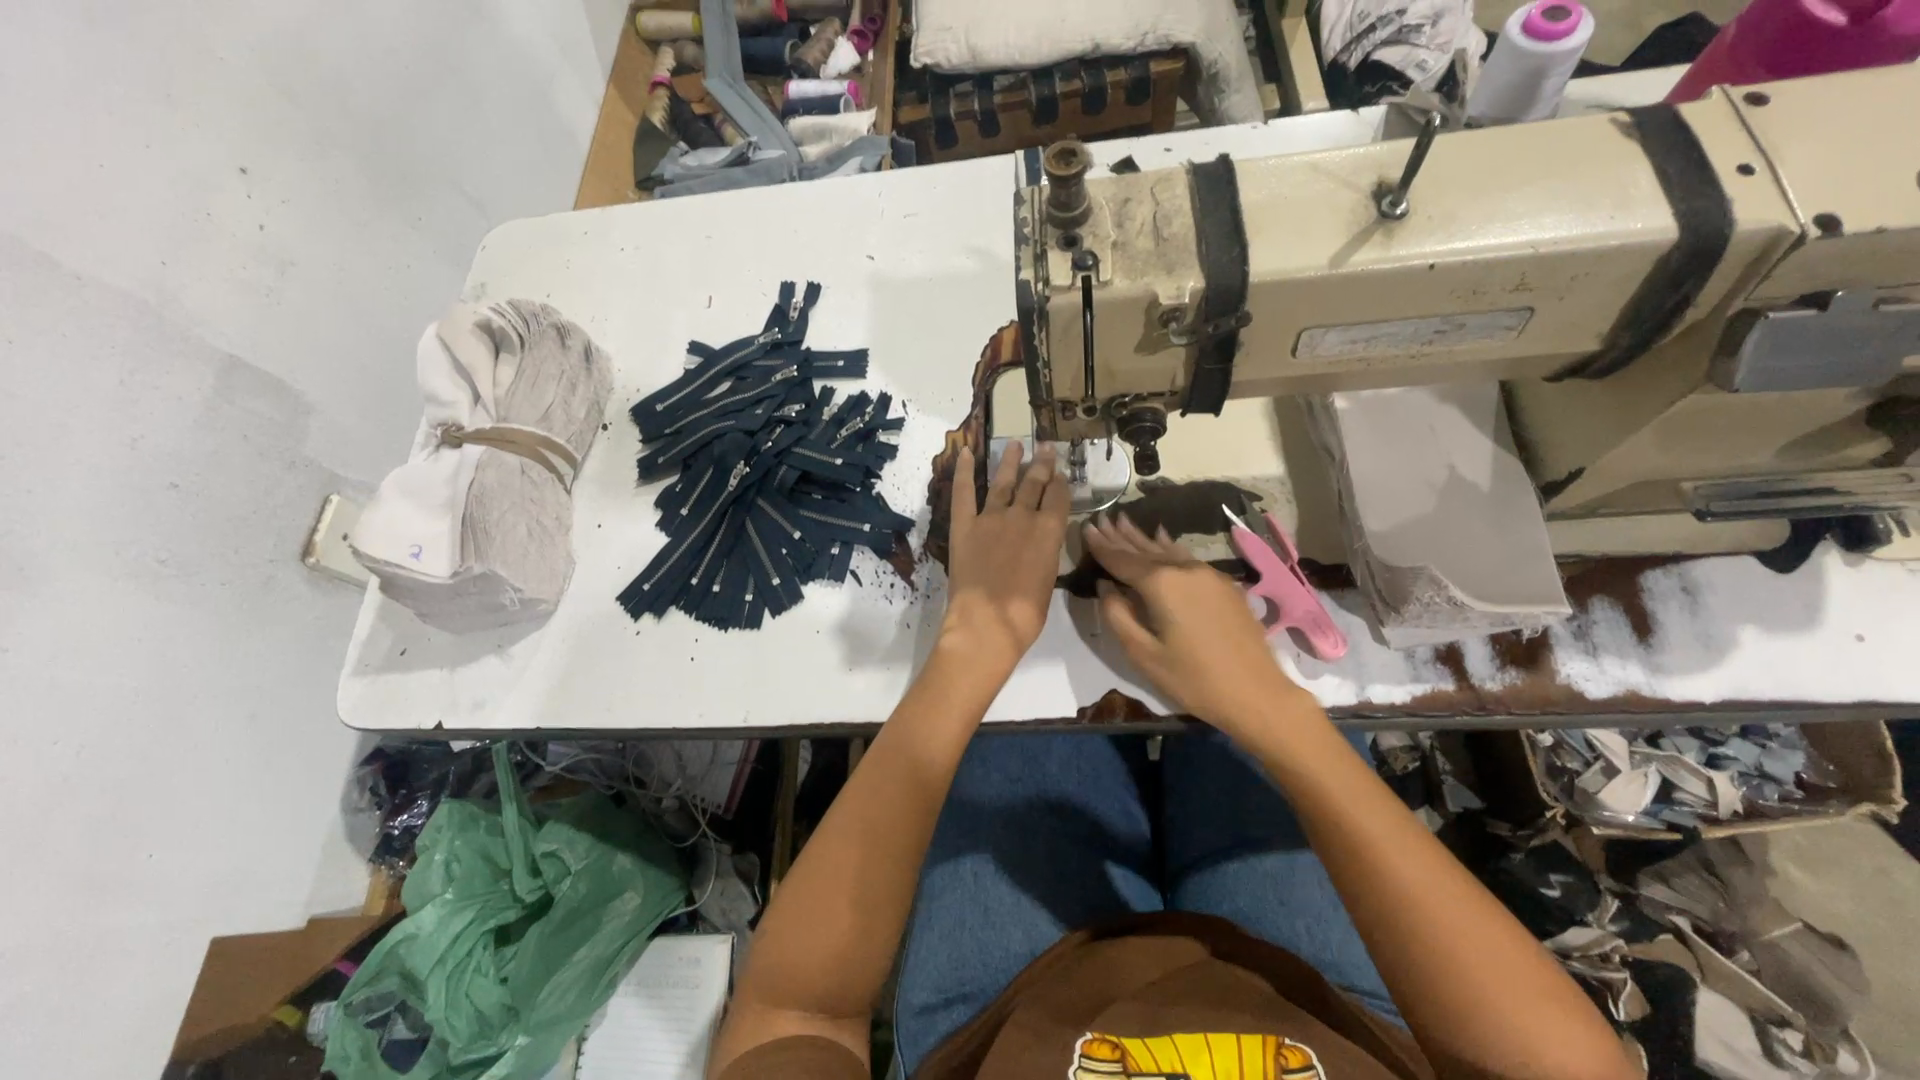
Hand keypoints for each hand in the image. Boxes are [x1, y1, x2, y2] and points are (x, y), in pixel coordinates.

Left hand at [940, 441, 1069, 670]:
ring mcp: (991, 518)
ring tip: (1015, 444)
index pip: (1058, 498)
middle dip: (1042, 464)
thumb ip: (1046, 553)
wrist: (988, 621)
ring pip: (1003, 482)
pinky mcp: (964, 526)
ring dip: (1010, 462)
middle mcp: (1022, 516)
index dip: (1060, 483)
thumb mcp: (1049, 579)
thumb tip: (1041, 543)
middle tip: (1046, 447)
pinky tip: (965, 453)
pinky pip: (964, 493)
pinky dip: (965, 472)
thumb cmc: (1026, 613)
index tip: (1061, 474)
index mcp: (1049, 531)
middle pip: (1034, 483)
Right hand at [1085, 513, 1309, 733]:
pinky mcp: (1223, 585)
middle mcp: (1184, 570)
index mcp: (1160, 585)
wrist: (1256, 692)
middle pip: (1145, 549)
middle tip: (1101, 517)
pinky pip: (1187, 557)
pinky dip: (1168, 546)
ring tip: (1124, 520)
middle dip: (1120, 536)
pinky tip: (1162, 537)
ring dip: (1143, 537)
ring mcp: (1208, 574)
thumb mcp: (1143, 654)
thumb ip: (1118, 615)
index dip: (1101, 545)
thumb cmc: (1193, 679)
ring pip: (1167, 550)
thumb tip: (1106, 587)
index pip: (1122, 560)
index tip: (1085, 528)